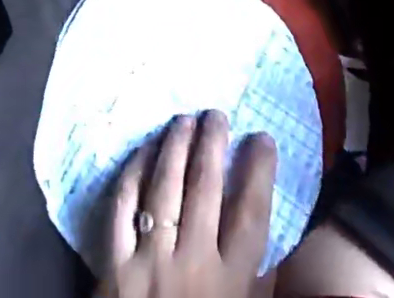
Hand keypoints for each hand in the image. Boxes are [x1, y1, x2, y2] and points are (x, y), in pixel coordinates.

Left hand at [99, 111, 277, 297]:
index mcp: (232, 280)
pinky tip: (143, 150)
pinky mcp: (114, 266)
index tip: (263, 137)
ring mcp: (151, 261)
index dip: (260, 169)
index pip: (252, 212)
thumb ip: (260, 278)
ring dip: (176, 146)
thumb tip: (279, 233)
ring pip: (165, 187)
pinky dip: (133, 173)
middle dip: (213, 143)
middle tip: (217, 114)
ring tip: (183, 119)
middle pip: (206, 187)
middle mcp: (194, 262)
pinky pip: (122, 207)